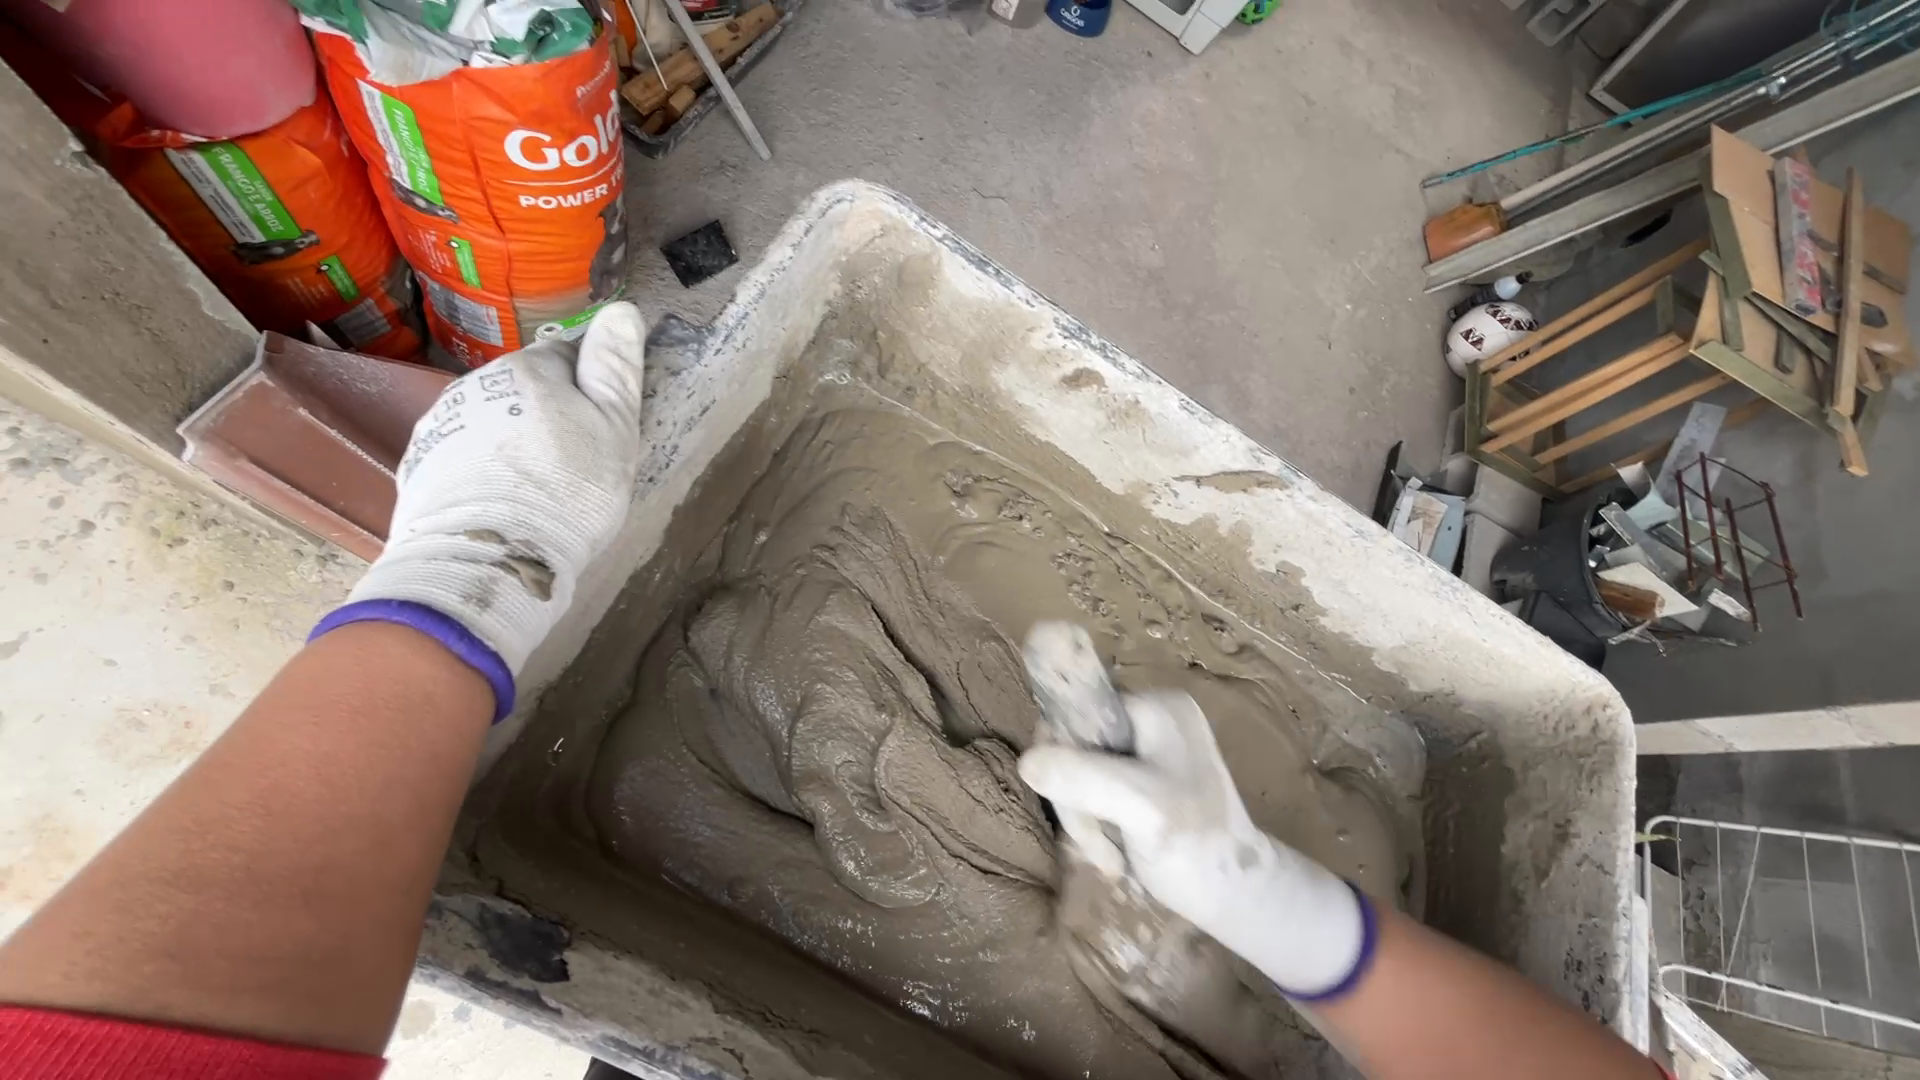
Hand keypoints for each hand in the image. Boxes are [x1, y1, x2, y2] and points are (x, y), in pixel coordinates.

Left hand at [314, 302, 647, 720]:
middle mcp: (476, 384)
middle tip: (576, 462)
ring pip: (492, 421)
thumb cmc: (568, 488)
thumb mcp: (614, 428)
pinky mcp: (420, 468)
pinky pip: (464, 456)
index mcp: (528, 370)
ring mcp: (441, 426)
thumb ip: (616, 369)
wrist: (490, 557)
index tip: (603, 426)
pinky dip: (484, 470)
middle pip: (525, 389)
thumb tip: (622, 309)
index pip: (566, 355)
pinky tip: (502, 501)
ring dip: (514, 441)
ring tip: (537, 487)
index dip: (591, 387)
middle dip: (549, 413)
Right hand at [1018, 690, 1373, 999]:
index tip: (1076, 804)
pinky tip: (1113, 850)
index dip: (1063, 753)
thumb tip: (1026, 762)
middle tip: (1098, 843)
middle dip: (1074, 794)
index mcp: (1157, 706)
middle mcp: (1149, 714)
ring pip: (1075, 766)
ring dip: (1082, 815)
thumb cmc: (1199, 850)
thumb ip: (1086, 780)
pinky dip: (1092, 820)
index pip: (1079, 707)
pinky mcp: (1138, 774)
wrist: (1237, 898)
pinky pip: (1088, 784)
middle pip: (1073, 739)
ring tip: (1110, 854)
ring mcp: (1144, 745)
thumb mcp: (1142, 810)